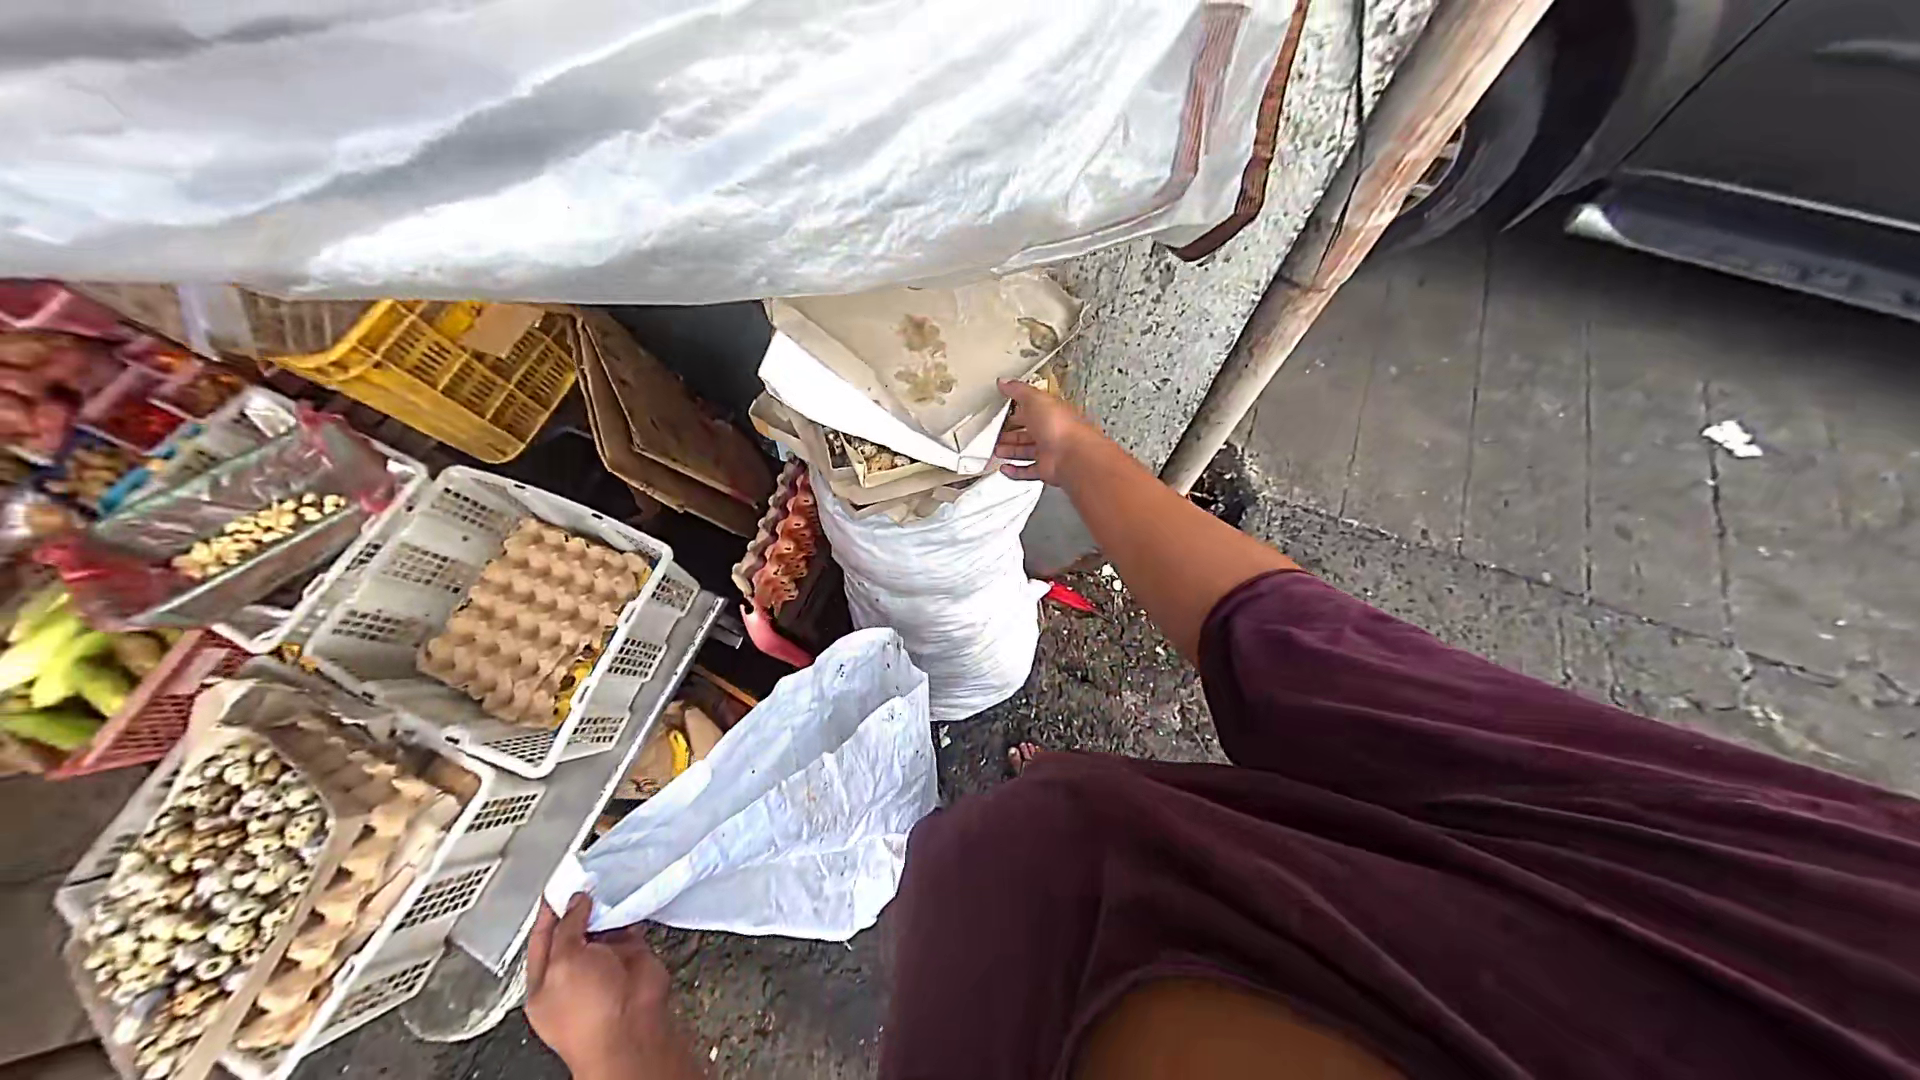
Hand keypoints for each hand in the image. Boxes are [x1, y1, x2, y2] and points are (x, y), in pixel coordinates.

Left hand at [526, 894, 702, 1079]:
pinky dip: (630, 908)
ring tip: (609, 879)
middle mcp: (574, 969)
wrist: (631, 1025)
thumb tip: (576, 902)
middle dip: (581, 903)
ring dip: (606, 904)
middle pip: (574, 927)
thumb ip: (567, 929)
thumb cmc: (588, 1011)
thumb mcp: (563, 965)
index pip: (543, 937)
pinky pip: (629, 923)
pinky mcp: (632, 953)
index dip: (550, 910)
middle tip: (588, 876)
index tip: (559, 884)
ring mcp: (604, 961)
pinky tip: (629, 892)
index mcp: (545, 980)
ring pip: (603, 923)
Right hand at [993, 379, 1108, 485]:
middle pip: (1028, 433)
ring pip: (1026, 452)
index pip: (1032, 410)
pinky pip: (1028, 471)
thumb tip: (1005, 382)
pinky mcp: (1046, 470)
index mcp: (1051, 413)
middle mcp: (1052, 432)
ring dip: (1011, 452)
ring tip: (996, 450)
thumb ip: (1018, 390)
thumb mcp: (1035, 399)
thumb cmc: (1061, 426)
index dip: (1017, 411)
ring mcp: (1049, 452)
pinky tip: (1005, 469)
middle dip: (1011, 435)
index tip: (1003, 412)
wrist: (1073, 455)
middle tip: (997, 435)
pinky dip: (1015, 471)